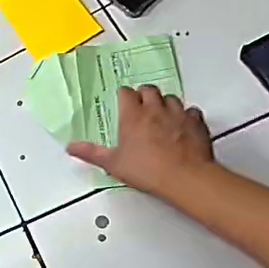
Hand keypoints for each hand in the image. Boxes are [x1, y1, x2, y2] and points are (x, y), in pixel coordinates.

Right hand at [68, 84, 214, 196]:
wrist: (185, 177)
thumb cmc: (147, 169)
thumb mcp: (112, 163)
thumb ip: (90, 152)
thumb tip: (71, 147)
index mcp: (133, 116)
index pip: (126, 93)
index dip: (123, 95)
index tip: (121, 100)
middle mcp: (155, 110)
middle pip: (149, 89)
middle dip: (143, 94)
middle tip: (140, 103)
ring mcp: (178, 114)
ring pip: (171, 97)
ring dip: (164, 102)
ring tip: (160, 112)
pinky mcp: (197, 123)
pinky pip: (192, 111)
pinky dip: (186, 114)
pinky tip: (182, 123)